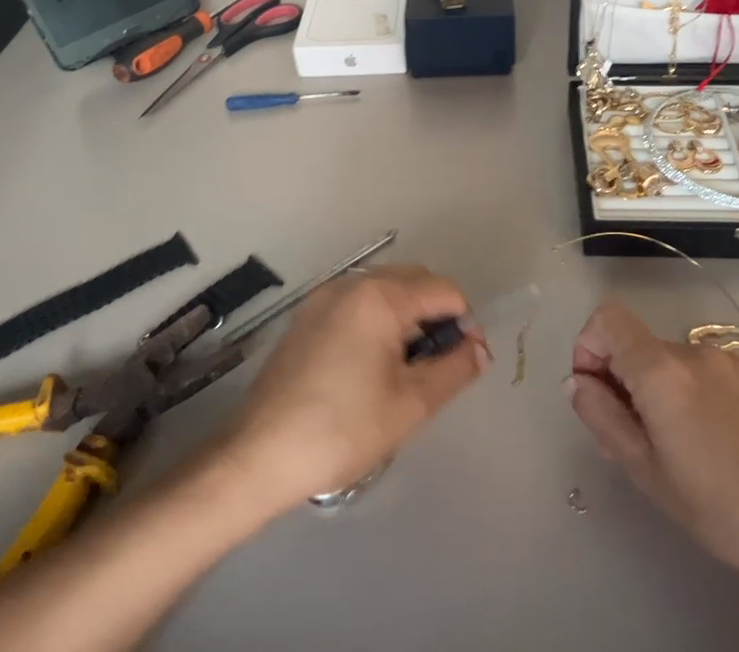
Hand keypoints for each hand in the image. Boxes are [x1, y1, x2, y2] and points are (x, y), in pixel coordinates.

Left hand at [221, 266, 487, 509]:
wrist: (260, 456)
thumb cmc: (343, 429)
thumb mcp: (412, 403)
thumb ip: (455, 369)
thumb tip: (478, 349)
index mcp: (379, 297)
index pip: (443, 290)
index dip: (465, 323)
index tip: (465, 362)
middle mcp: (348, 285)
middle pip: (413, 282)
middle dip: (436, 316)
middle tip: (440, 366)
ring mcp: (321, 300)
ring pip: (383, 292)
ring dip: (407, 318)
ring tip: (407, 370)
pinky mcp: (304, 320)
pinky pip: (355, 306)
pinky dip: (377, 323)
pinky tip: (372, 368)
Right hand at [565, 301, 738, 584]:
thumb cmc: (720, 507)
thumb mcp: (645, 470)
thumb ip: (602, 417)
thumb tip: (578, 383)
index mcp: (661, 371)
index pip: (607, 319)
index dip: (588, 347)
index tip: (595, 394)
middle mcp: (695, 353)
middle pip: (639, 344)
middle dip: (623, 379)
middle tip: (634, 439)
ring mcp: (733, 362)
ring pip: (674, 362)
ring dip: (660, 391)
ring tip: (678, 447)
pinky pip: (708, 374)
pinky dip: (694, 395)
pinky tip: (715, 443)